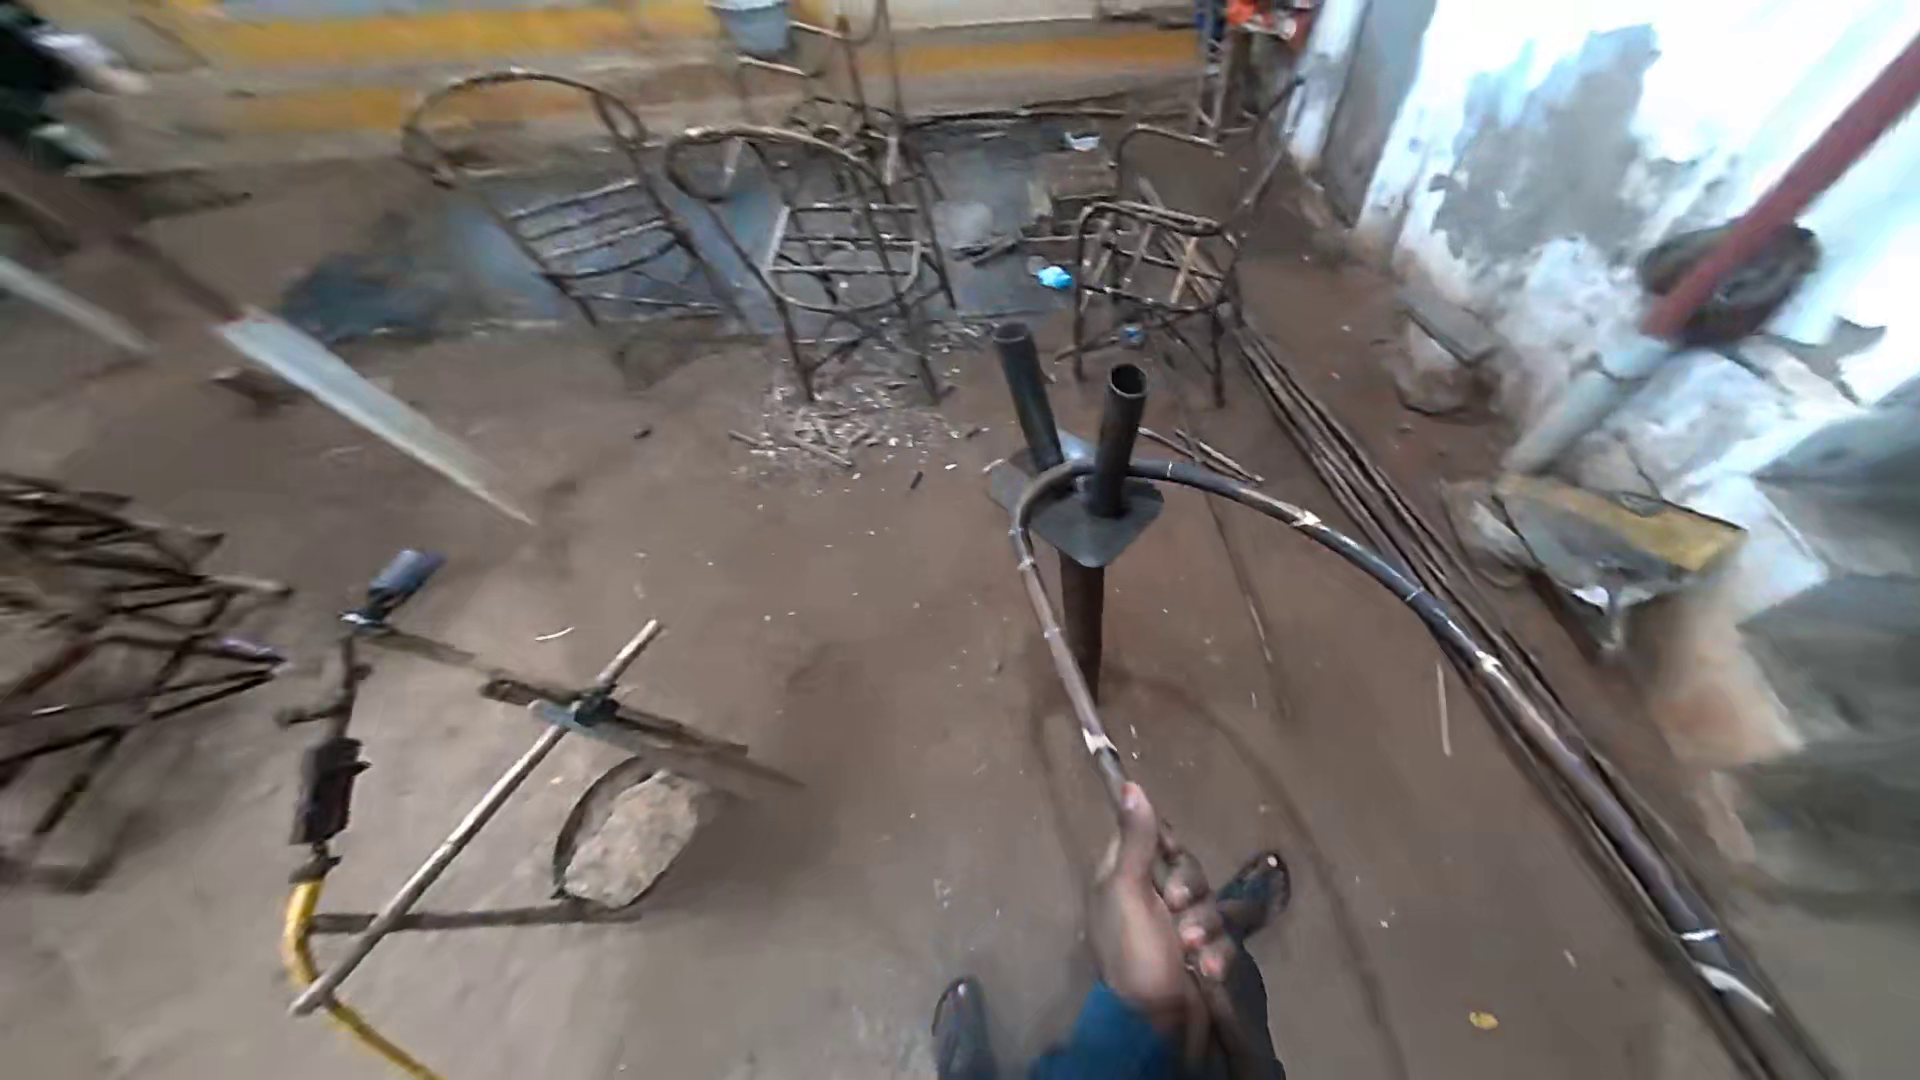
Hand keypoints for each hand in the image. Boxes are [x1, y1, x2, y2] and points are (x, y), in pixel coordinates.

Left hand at [1087, 783, 1235, 1031]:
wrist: (1157, 1031)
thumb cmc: (1131, 953)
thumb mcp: (1126, 890)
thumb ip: (1134, 838)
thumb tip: (1129, 784)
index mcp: (1125, 873)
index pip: (1153, 837)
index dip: (1167, 843)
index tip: (1170, 853)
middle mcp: (1152, 893)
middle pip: (1188, 867)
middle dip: (1189, 889)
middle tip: (1176, 907)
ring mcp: (1180, 924)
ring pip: (1210, 902)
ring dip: (1204, 927)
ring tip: (1191, 952)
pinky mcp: (1206, 953)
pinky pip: (1225, 938)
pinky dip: (1218, 955)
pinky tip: (1208, 972)